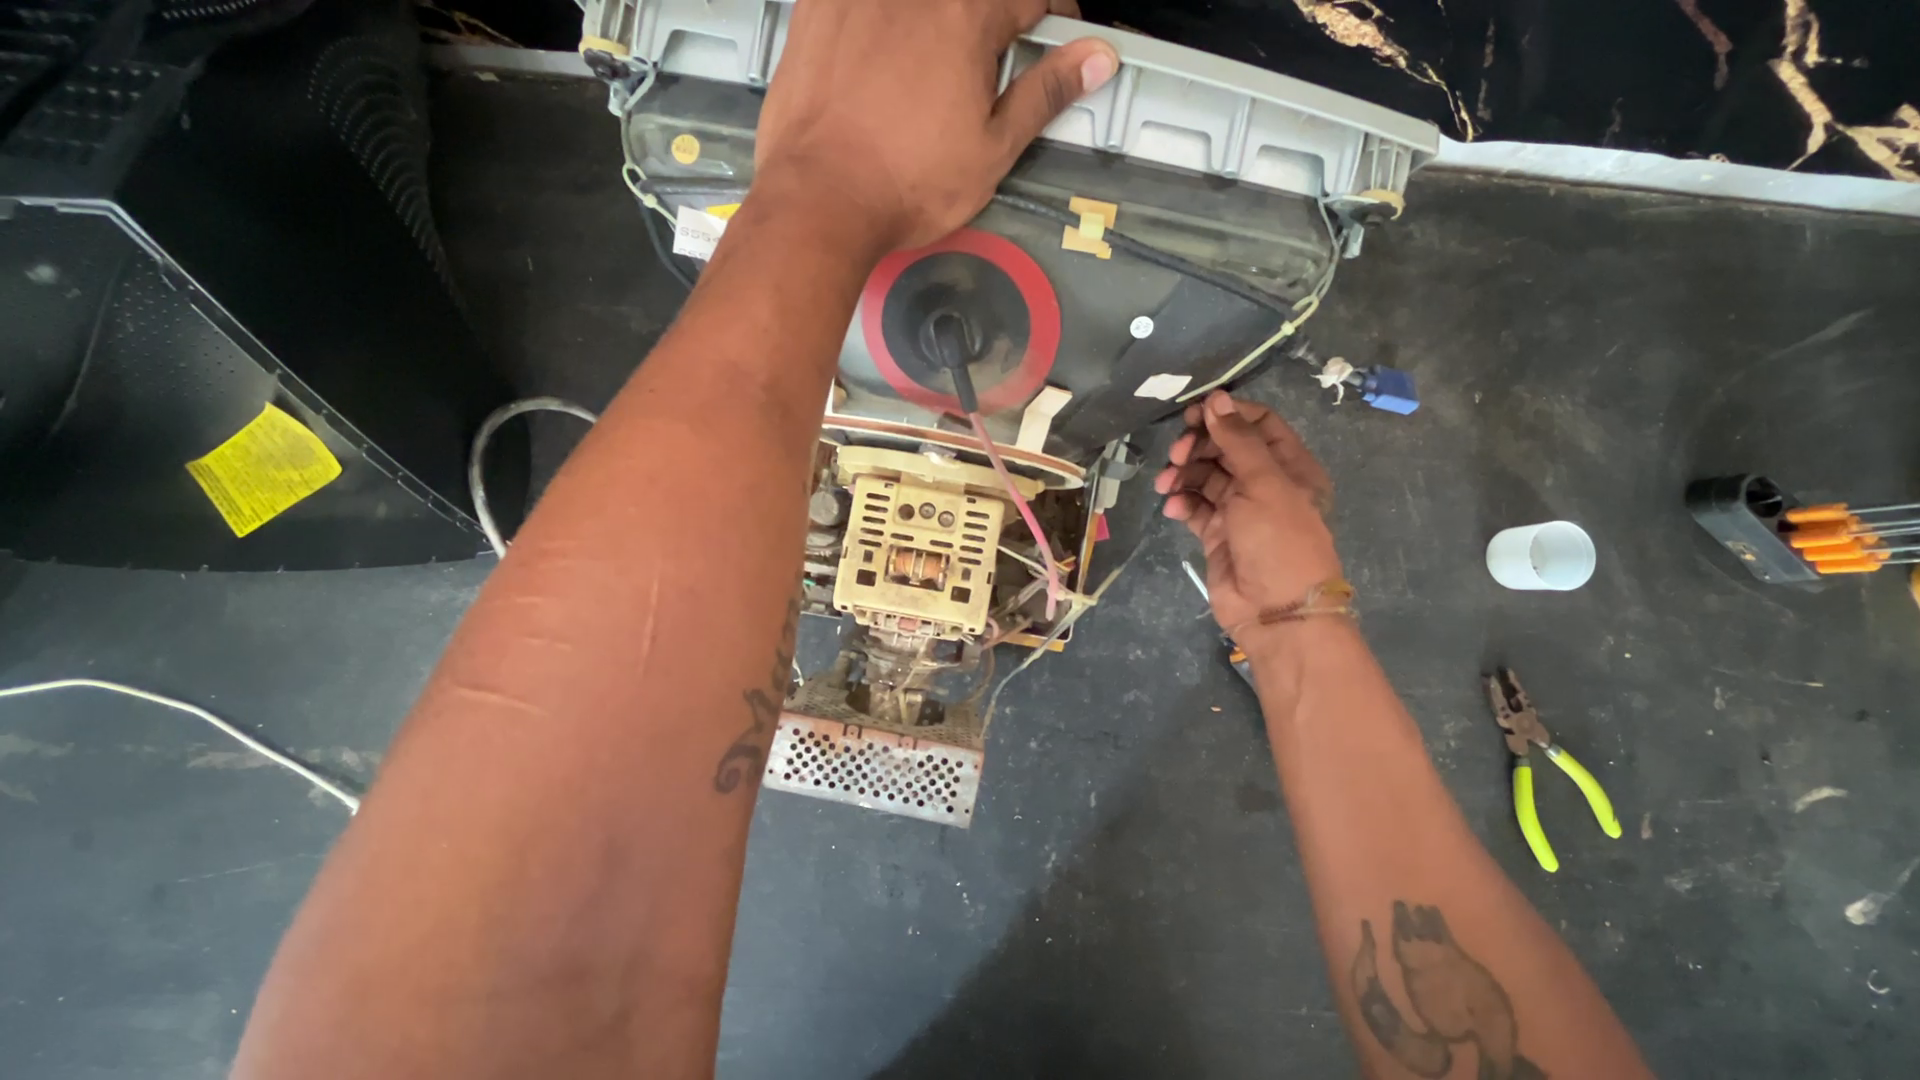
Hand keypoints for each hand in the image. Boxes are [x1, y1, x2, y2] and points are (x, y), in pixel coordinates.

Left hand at [753, 0, 1117, 251]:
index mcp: (969, 17)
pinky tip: (880, 53)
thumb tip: (1098, 56)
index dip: (1052, 15)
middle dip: (989, 24)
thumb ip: (1044, 94)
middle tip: (984, 65)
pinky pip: (863, 1)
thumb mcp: (992, 150)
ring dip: (936, 21)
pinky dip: (881, 17)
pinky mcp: (817, 7)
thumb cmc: (909, 185)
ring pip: (919, 1)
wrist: (818, 200)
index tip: (1053, 38)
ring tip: (927, 71)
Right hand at [1154, 391, 1340, 639]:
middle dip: (1198, 445)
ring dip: (1184, 474)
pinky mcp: (1217, 533)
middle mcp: (1265, 483)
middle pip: (1226, 448)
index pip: (1258, 425)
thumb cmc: (1279, 540)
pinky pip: (1195, 506)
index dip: (1227, 415)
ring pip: (1205, 476)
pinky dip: (1182, 502)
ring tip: (1168, 484)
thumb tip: (1216, 398)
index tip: (1196, 413)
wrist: (1275, 610)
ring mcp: (1240, 509)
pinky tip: (1173, 508)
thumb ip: (1238, 440)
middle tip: (1177, 453)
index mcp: (1290, 466)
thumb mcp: (1264, 483)